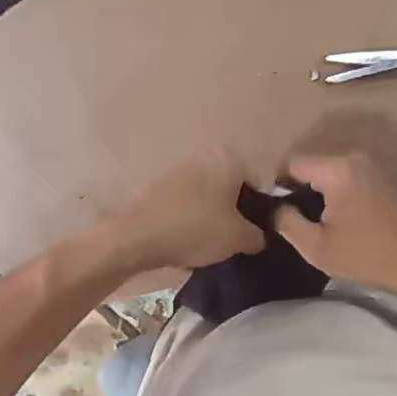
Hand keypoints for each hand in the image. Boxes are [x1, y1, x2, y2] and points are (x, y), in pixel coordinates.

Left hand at [101, 148, 266, 272]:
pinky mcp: (155, 182)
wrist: (137, 236)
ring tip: (205, 242)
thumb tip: (259, 237)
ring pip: (205, 195)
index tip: (249, 235)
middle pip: (228, 188)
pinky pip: (183, 201)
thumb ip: (257, 235)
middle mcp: (203, 153)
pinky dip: (187, 216)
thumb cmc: (196, 229)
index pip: (255, 185)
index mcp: (228, 157)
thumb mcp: (238, 238)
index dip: (256, 214)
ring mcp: (176, 166)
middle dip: (231, 212)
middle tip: (229, 240)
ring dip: (208, 215)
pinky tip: (184, 237)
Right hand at [273, 153, 396, 301]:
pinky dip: (334, 194)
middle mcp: (354, 159)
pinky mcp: (379, 178)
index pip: (292, 163)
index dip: (279, 186)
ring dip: (317, 193)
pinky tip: (339, 220)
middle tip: (298, 221)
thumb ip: (286, 221)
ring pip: (327, 172)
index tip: (281, 212)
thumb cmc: (363, 256)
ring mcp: (370, 167)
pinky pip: (344, 178)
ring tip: (318, 223)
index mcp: (337, 171)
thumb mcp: (314, 246)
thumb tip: (274, 207)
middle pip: (310, 166)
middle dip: (299, 190)